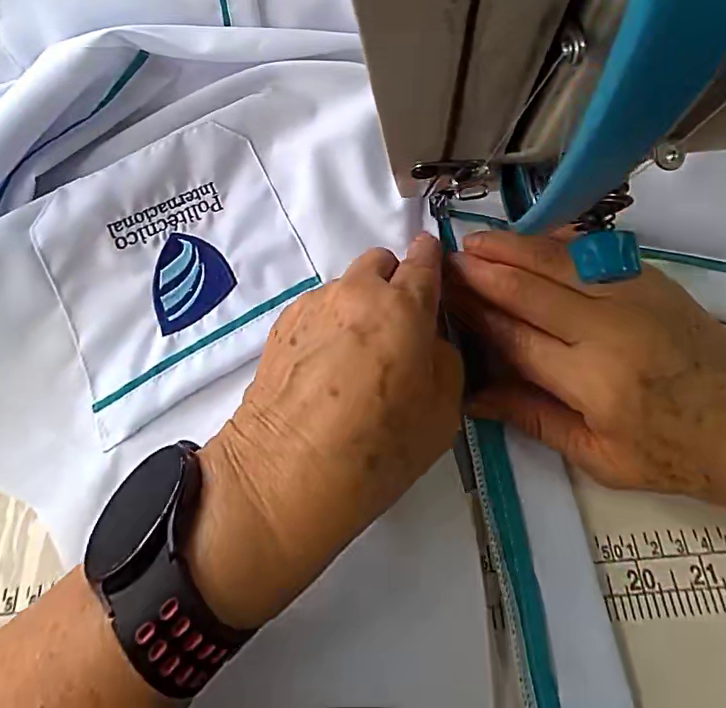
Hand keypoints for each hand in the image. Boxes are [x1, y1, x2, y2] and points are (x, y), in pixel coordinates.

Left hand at [190, 235, 462, 627]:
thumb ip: (442, 356)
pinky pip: (317, 308)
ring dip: (357, 306)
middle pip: (378, 262)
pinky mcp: (282, 321)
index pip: (423, 261)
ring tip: (354, 357)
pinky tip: (324, 366)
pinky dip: (328, 323)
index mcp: (401, 306)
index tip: (432, 264)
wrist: (287, 466)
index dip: (432, 259)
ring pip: (345, 287)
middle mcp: (355, 293)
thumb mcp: (442, 410)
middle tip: (396, 325)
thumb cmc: (377, 445)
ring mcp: (313, 303)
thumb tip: (426, 337)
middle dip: (392, 281)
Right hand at [447, 230, 725, 526]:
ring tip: (470, 241)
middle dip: (477, 272)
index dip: (471, 314)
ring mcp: (631, 298)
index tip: (439, 299)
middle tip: (442, 262)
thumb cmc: (685, 456)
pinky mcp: (649, 281)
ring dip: (506, 247)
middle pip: (524, 289)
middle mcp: (608, 331)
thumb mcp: (603, 458)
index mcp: (593, 382)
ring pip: (552, 261)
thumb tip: (472, 394)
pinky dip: (550, 240)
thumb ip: (533, 418)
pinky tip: (524, 236)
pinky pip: (588, 251)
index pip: (512, 336)